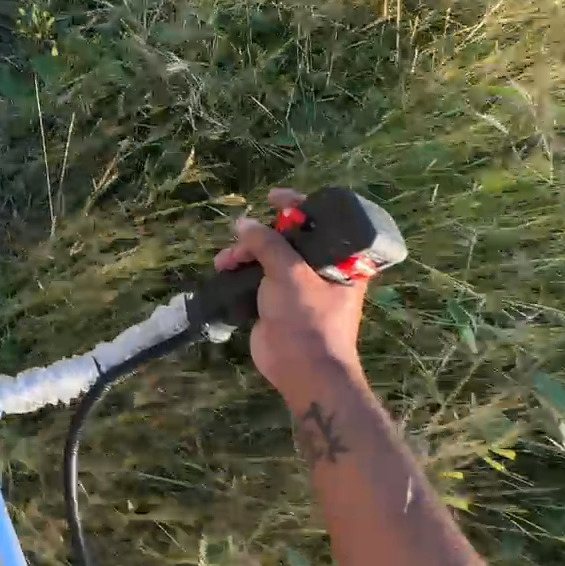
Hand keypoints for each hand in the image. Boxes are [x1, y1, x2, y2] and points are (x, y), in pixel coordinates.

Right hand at [214, 187, 370, 405]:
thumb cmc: (308, 317)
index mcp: (340, 264)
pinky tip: (224, 271)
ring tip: (225, 262)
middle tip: (240, 239)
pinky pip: (255, 276)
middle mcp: (320, 272)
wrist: (302, 368)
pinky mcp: (276, 302)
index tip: (272, 198)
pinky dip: (239, 270)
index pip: (322, 224)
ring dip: (242, 254)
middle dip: (258, 235)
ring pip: (266, 257)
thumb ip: (267, 243)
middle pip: (286, 239)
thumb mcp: (289, 273)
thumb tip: (243, 223)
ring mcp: (297, 288)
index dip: (299, 206)